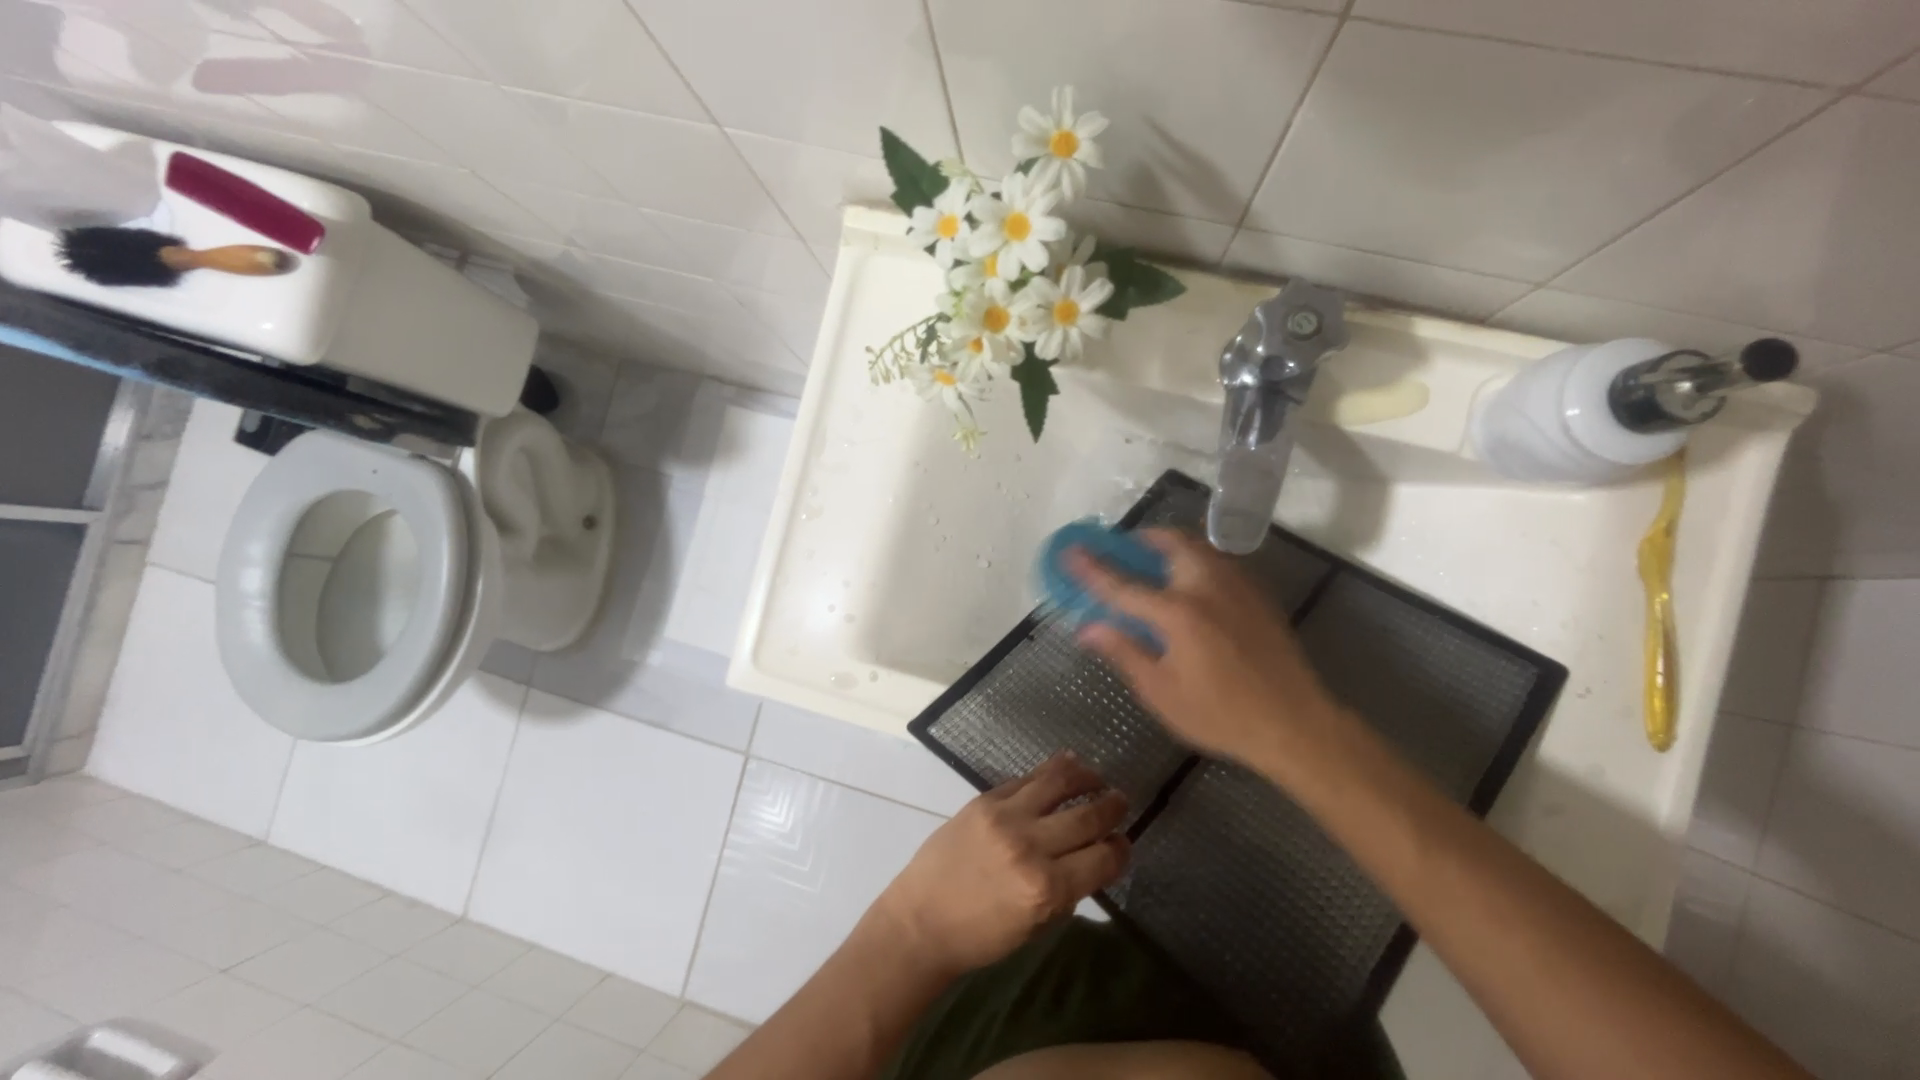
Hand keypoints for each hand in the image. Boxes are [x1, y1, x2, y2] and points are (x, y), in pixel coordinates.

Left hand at [869, 753, 1129, 976]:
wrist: (921, 919)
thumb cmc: (981, 935)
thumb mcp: (1037, 925)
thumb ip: (1069, 891)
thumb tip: (1095, 859)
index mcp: (1047, 889)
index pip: (1103, 859)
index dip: (1120, 850)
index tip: (1123, 842)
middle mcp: (1030, 847)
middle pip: (1087, 817)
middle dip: (1112, 809)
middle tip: (1122, 802)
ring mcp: (1005, 818)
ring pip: (1059, 783)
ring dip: (1086, 777)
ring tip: (1098, 778)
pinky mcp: (984, 801)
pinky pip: (1026, 779)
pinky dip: (1051, 770)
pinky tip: (1067, 765)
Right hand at [1067, 527, 1342, 767]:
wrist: (1295, 724)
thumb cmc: (1221, 715)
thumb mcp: (1161, 692)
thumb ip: (1124, 652)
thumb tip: (1087, 627)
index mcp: (1179, 613)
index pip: (1123, 585)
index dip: (1092, 569)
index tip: (1070, 551)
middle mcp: (1208, 587)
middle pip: (1171, 543)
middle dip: (1142, 540)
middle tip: (1123, 550)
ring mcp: (1239, 588)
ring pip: (1200, 548)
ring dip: (1171, 546)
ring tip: (1154, 563)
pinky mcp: (1259, 597)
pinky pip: (1220, 563)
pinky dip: (1197, 561)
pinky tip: (1192, 586)